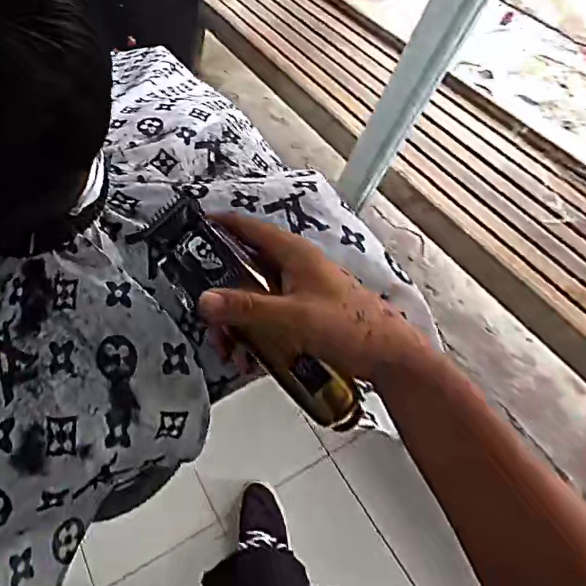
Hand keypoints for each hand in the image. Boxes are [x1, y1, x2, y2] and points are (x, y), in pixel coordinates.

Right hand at [199, 214, 434, 385]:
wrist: (393, 360)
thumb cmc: (349, 327)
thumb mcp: (292, 317)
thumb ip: (247, 308)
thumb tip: (204, 299)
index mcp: (293, 252)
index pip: (247, 227)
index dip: (220, 224)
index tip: (192, 229)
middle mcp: (294, 265)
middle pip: (246, 267)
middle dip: (223, 293)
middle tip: (209, 316)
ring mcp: (300, 289)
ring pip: (256, 295)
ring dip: (238, 321)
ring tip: (230, 349)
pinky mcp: (306, 312)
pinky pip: (269, 315)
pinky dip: (255, 332)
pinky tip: (251, 359)